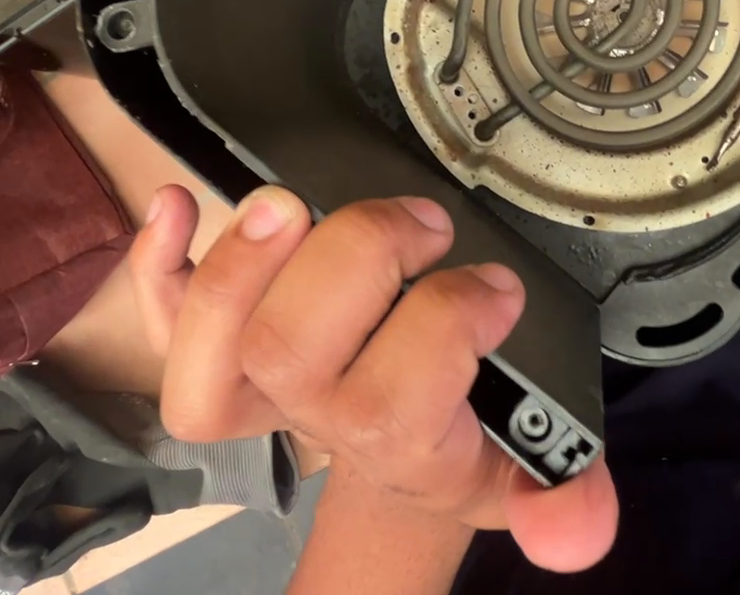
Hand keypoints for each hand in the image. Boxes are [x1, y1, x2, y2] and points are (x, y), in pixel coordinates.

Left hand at [128, 184, 618, 571]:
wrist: (399, 451)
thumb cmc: (458, 436)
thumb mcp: (523, 470)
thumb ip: (565, 499)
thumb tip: (581, 534)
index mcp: (394, 443)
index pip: (393, 402)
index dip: (448, 325)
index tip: (497, 287)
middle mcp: (316, 415)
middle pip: (290, 350)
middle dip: (357, 259)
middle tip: (422, 225)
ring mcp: (261, 383)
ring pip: (216, 341)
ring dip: (245, 262)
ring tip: (295, 204)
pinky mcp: (223, 341)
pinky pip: (161, 313)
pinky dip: (157, 264)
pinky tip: (174, 207)